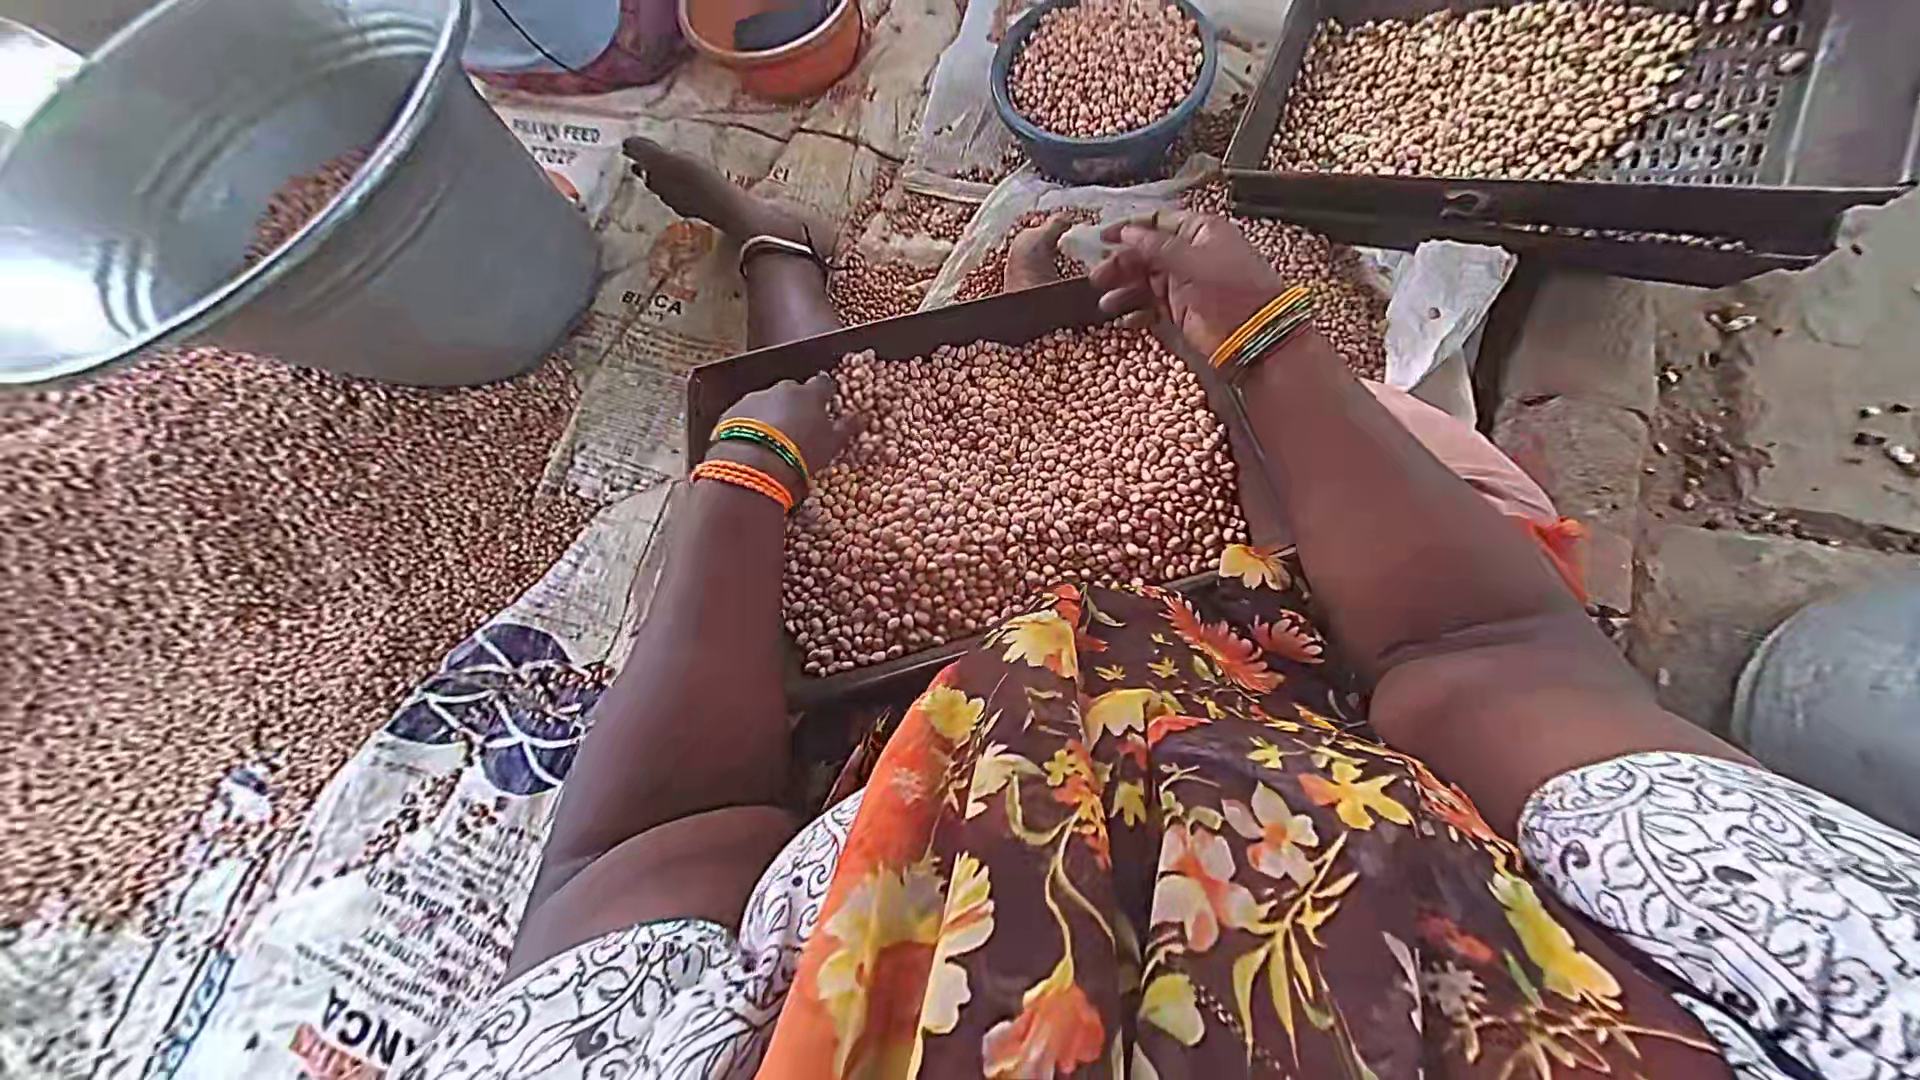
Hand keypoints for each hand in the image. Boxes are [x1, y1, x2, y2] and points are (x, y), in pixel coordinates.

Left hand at [707, 373, 853, 498]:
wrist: (756, 462)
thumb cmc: (802, 451)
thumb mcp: (833, 443)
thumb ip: (847, 428)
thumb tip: (861, 418)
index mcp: (810, 394)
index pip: (823, 384)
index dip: (826, 392)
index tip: (827, 400)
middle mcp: (782, 389)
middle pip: (793, 391)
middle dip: (796, 403)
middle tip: (800, 425)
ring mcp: (755, 398)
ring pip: (768, 402)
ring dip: (773, 415)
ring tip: (776, 439)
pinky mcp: (732, 412)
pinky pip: (746, 415)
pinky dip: (752, 425)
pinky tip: (756, 443)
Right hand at [1089, 210, 1283, 357]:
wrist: (1252, 334)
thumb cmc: (1229, 289)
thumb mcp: (1192, 261)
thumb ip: (1157, 247)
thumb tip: (1127, 232)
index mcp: (1197, 232)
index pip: (1156, 223)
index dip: (1128, 230)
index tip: (1101, 240)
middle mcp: (1188, 255)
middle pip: (1144, 254)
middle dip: (1120, 265)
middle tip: (1097, 279)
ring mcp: (1182, 284)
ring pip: (1144, 282)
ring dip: (1123, 291)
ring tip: (1106, 304)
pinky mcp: (1178, 311)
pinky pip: (1150, 307)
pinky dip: (1136, 313)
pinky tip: (1125, 320)